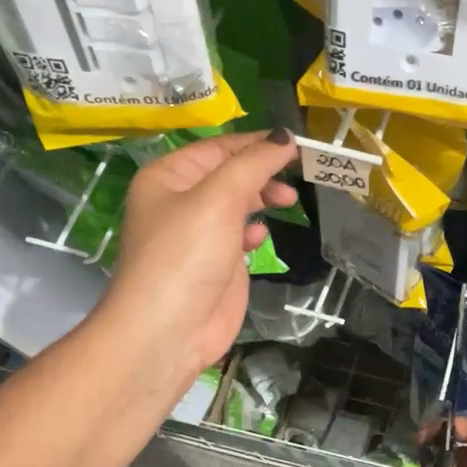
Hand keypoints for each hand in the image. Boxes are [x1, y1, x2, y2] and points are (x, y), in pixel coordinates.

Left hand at [101, 130, 298, 380]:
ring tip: (288, 201)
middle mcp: (180, 201)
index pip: (219, 148)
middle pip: (229, 174)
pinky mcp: (215, 263)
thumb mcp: (219, 199)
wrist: (169, 328)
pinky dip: (254, 231)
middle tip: (297, 175)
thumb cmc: (186, 255)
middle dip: (263, 172)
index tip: (297, 144)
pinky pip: (239, 234)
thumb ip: (253, 165)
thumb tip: (284, 138)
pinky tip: (261, 237)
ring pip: (237, 203)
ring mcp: (197, 233)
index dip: (257, 143)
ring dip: (263, 199)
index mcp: (168, 176)